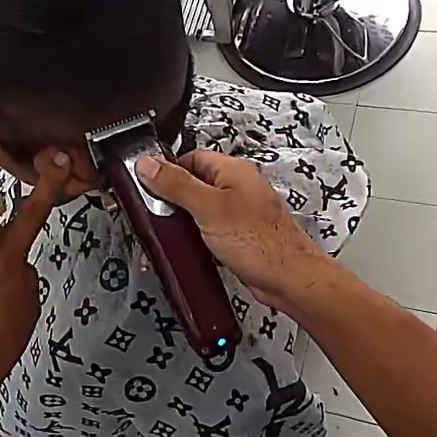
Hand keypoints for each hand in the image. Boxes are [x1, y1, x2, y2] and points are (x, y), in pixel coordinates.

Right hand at [136, 150, 341, 311]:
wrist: (289, 279)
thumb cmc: (263, 243)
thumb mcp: (209, 208)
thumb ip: (176, 185)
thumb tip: (148, 165)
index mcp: (233, 170)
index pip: (189, 158)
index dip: (167, 170)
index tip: (147, 186)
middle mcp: (238, 189)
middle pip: (192, 186)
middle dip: (173, 202)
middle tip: (161, 216)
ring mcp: (239, 214)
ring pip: (199, 213)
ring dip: (185, 226)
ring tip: (176, 237)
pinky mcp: (239, 237)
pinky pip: (209, 234)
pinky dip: (198, 243)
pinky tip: (194, 252)